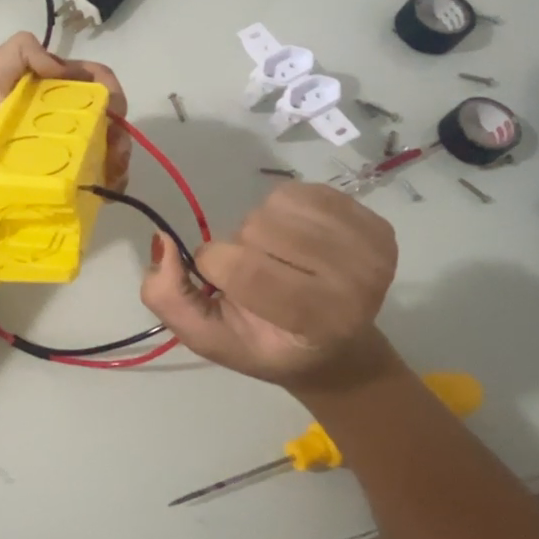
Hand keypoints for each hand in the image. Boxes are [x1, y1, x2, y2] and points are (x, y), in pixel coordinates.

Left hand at [0, 32, 129, 189]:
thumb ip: (19, 52)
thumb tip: (63, 68)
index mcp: (51, 89)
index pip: (92, 78)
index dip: (107, 86)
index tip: (111, 105)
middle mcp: (65, 117)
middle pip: (108, 112)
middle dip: (118, 124)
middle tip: (115, 143)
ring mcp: (71, 150)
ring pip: (111, 144)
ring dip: (120, 153)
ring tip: (113, 169)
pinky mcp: (71, 181)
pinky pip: (103, 177)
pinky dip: (114, 179)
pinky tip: (107, 185)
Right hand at [141, 182, 401, 392]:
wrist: (335, 347)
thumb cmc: (266, 344)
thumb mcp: (208, 338)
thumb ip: (170, 299)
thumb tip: (163, 241)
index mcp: (318, 321)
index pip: (246, 268)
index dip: (214, 267)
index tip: (220, 283)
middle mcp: (357, 283)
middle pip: (258, 229)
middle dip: (239, 247)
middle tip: (254, 273)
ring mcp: (371, 249)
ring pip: (276, 205)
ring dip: (259, 226)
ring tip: (273, 255)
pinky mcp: (374, 223)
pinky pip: (302, 191)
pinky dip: (281, 209)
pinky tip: (292, 237)